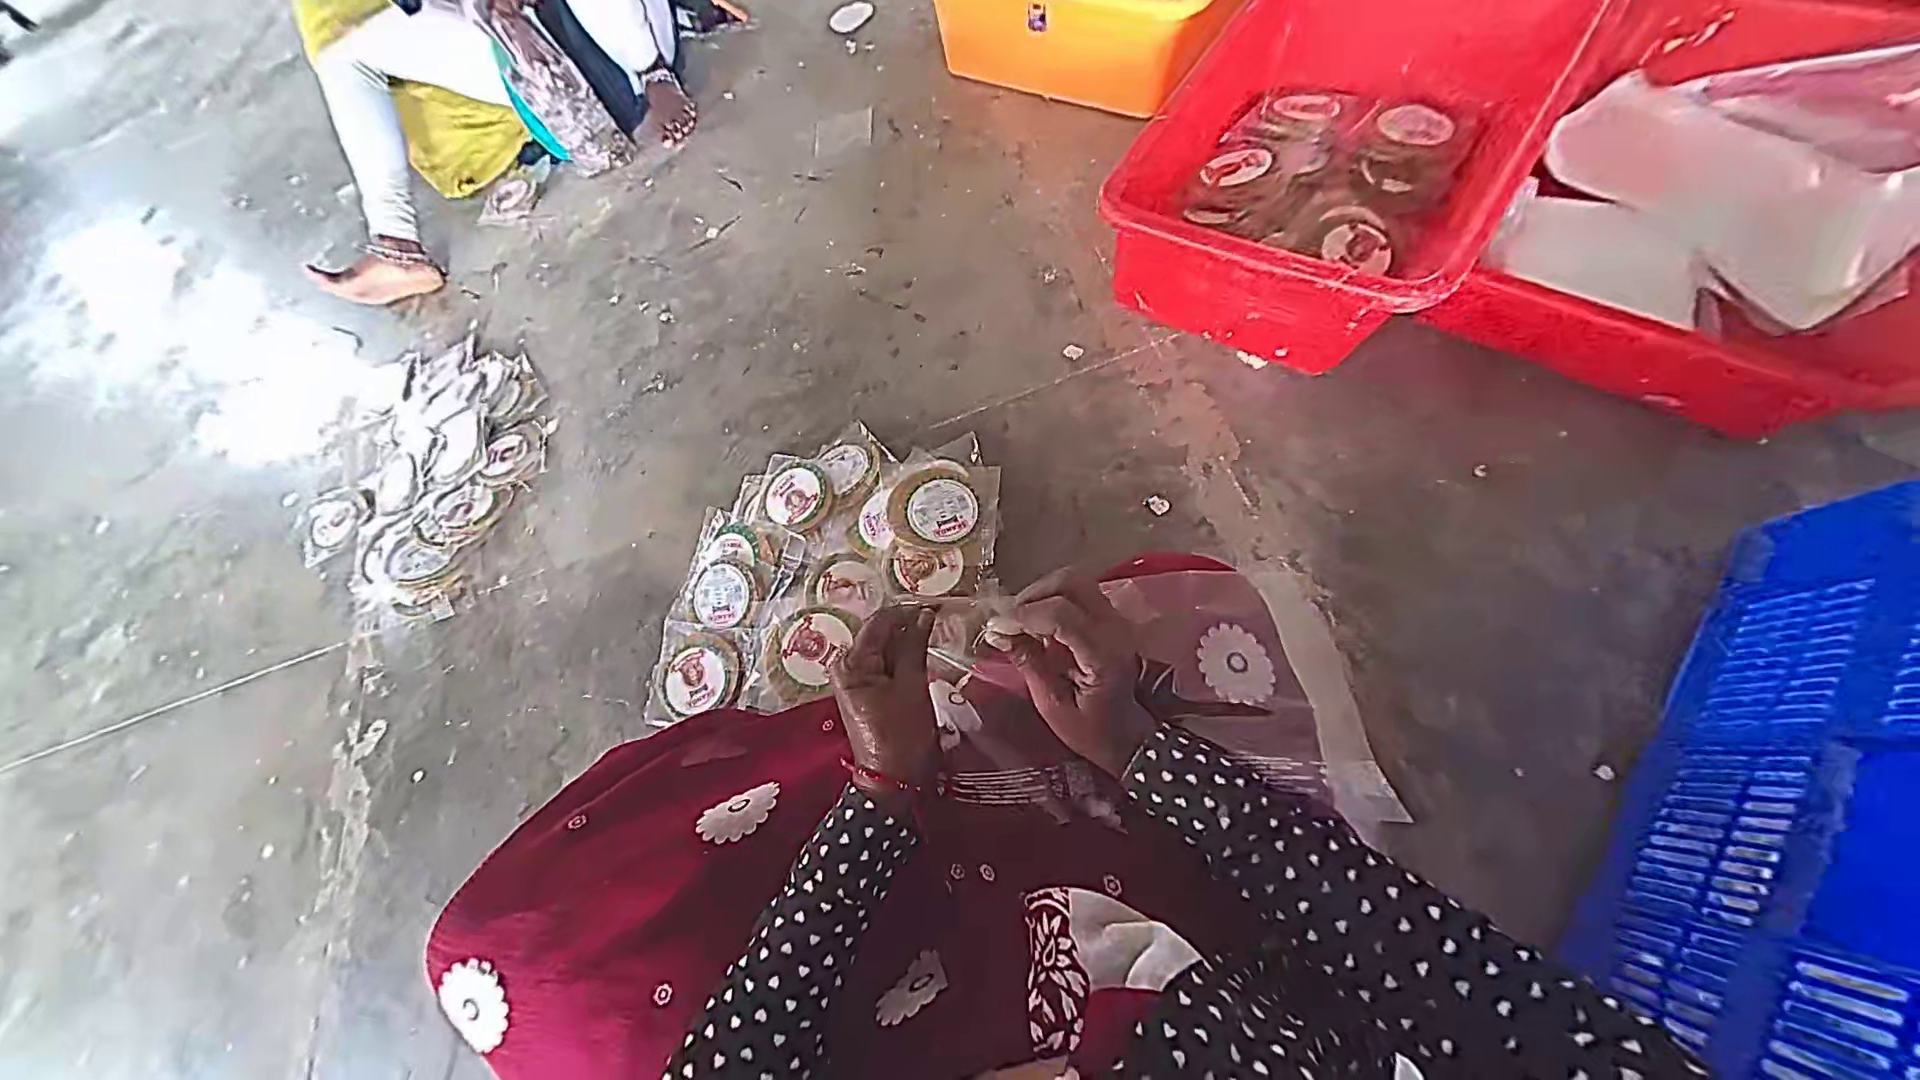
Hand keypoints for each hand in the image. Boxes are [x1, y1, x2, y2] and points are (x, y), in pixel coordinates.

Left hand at [831, 605, 938, 795]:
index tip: (937, 602)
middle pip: (881, 633)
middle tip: (940, 614)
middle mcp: (846, 665)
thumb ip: (915, 645)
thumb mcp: (912, 686)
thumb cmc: (903, 735)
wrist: (895, 782)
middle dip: (909, 623)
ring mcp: (855, 678)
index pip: (880, 622)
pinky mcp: (867, 690)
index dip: (908, 609)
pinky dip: (904, 656)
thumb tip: (925, 613)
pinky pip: (886, 663)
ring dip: (909, 639)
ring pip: (886, 647)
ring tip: (937, 629)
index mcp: (850, 663)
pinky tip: (924, 650)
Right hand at [1001, 568, 1154, 777]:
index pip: (1060, 613)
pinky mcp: (1111, 619)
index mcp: (1103, 653)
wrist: (1131, 737)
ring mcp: (1116, 619)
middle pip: (1070, 582)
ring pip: (1075, 582)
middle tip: (1010, 619)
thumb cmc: (1092, 730)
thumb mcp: (1052, 704)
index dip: (1024, 614)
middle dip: (1034, 595)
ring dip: (1043, 594)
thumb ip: (1028, 662)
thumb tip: (998, 633)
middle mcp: (1114, 627)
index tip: (998, 627)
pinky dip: (1053, 599)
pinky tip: (1039, 624)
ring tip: (1022, 621)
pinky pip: (1079, 594)